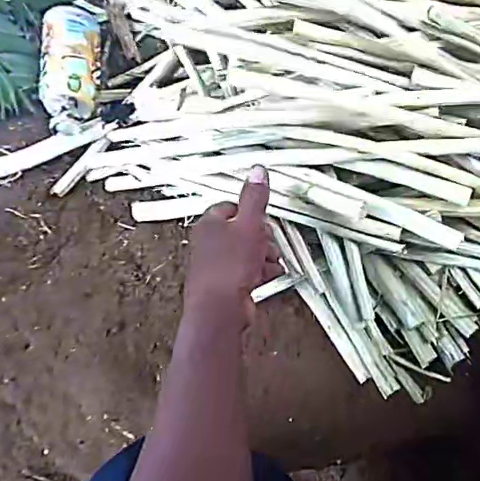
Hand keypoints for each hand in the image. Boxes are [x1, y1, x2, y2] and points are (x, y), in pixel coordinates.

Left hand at [183, 167, 274, 319]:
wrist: (219, 310)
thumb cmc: (230, 266)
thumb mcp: (249, 225)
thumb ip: (255, 198)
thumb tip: (258, 171)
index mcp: (209, 224)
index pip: (232, 207)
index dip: (252, 213)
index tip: (263, 219)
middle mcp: (209, 243)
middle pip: (243, 230)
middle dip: (263, 237)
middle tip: (269, 244)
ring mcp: (216, 265)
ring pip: (249, 252)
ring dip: (266, 256)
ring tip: (271, 263)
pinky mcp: (226, 284)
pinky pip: (249, 271)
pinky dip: (262, 271)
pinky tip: (270, 275)